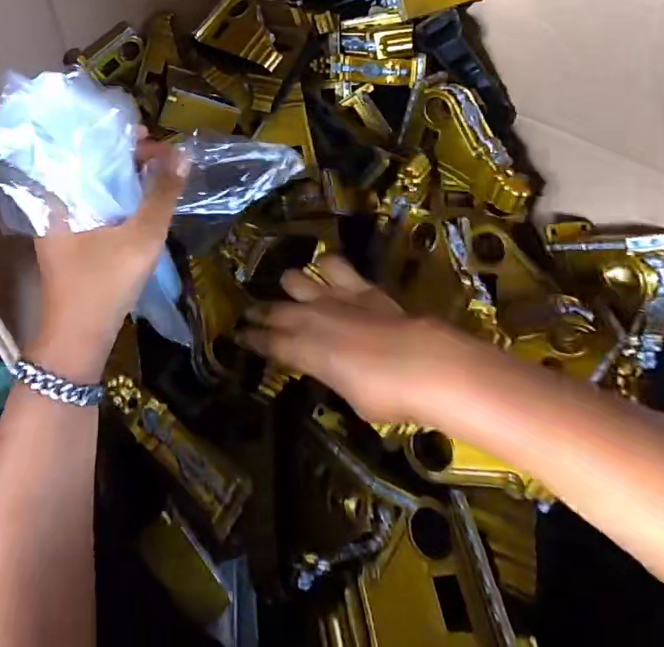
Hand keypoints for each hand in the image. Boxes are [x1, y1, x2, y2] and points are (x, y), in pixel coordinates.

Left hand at [28, 140, 187, 381]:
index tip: (150, 138)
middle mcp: (54, 202)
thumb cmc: (103, 283)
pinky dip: (119, 197)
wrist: (77, 339)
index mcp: (59, 194)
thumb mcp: (141, 236)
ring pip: (96, 186)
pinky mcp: (72, 239)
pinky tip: (142, 198)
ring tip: (157, 170)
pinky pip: (97, 204)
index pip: (85, 147)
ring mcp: (62, 223)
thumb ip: (161, 194)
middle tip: (162, 156)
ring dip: (125, 177)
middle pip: (91, 165)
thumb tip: (182, 154)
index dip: (119, 137)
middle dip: (127, 156)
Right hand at [238, 254, 480, 425]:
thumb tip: (331, 368)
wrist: (424, 364)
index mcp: (303, 351)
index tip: (239, 337)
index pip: (268, 344)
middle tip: (250, 314)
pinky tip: (328, 271)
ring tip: (289, 289)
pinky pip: (334, 265)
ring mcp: (334, 298)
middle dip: (260, 313)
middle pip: (275, 311)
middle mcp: (310, 320)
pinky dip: (327, 267)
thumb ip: (331, 375)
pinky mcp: (359, 286)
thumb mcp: (350, 397)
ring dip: (289, 285)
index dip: (252, 340)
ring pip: (295, 280)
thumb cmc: (386, 395)